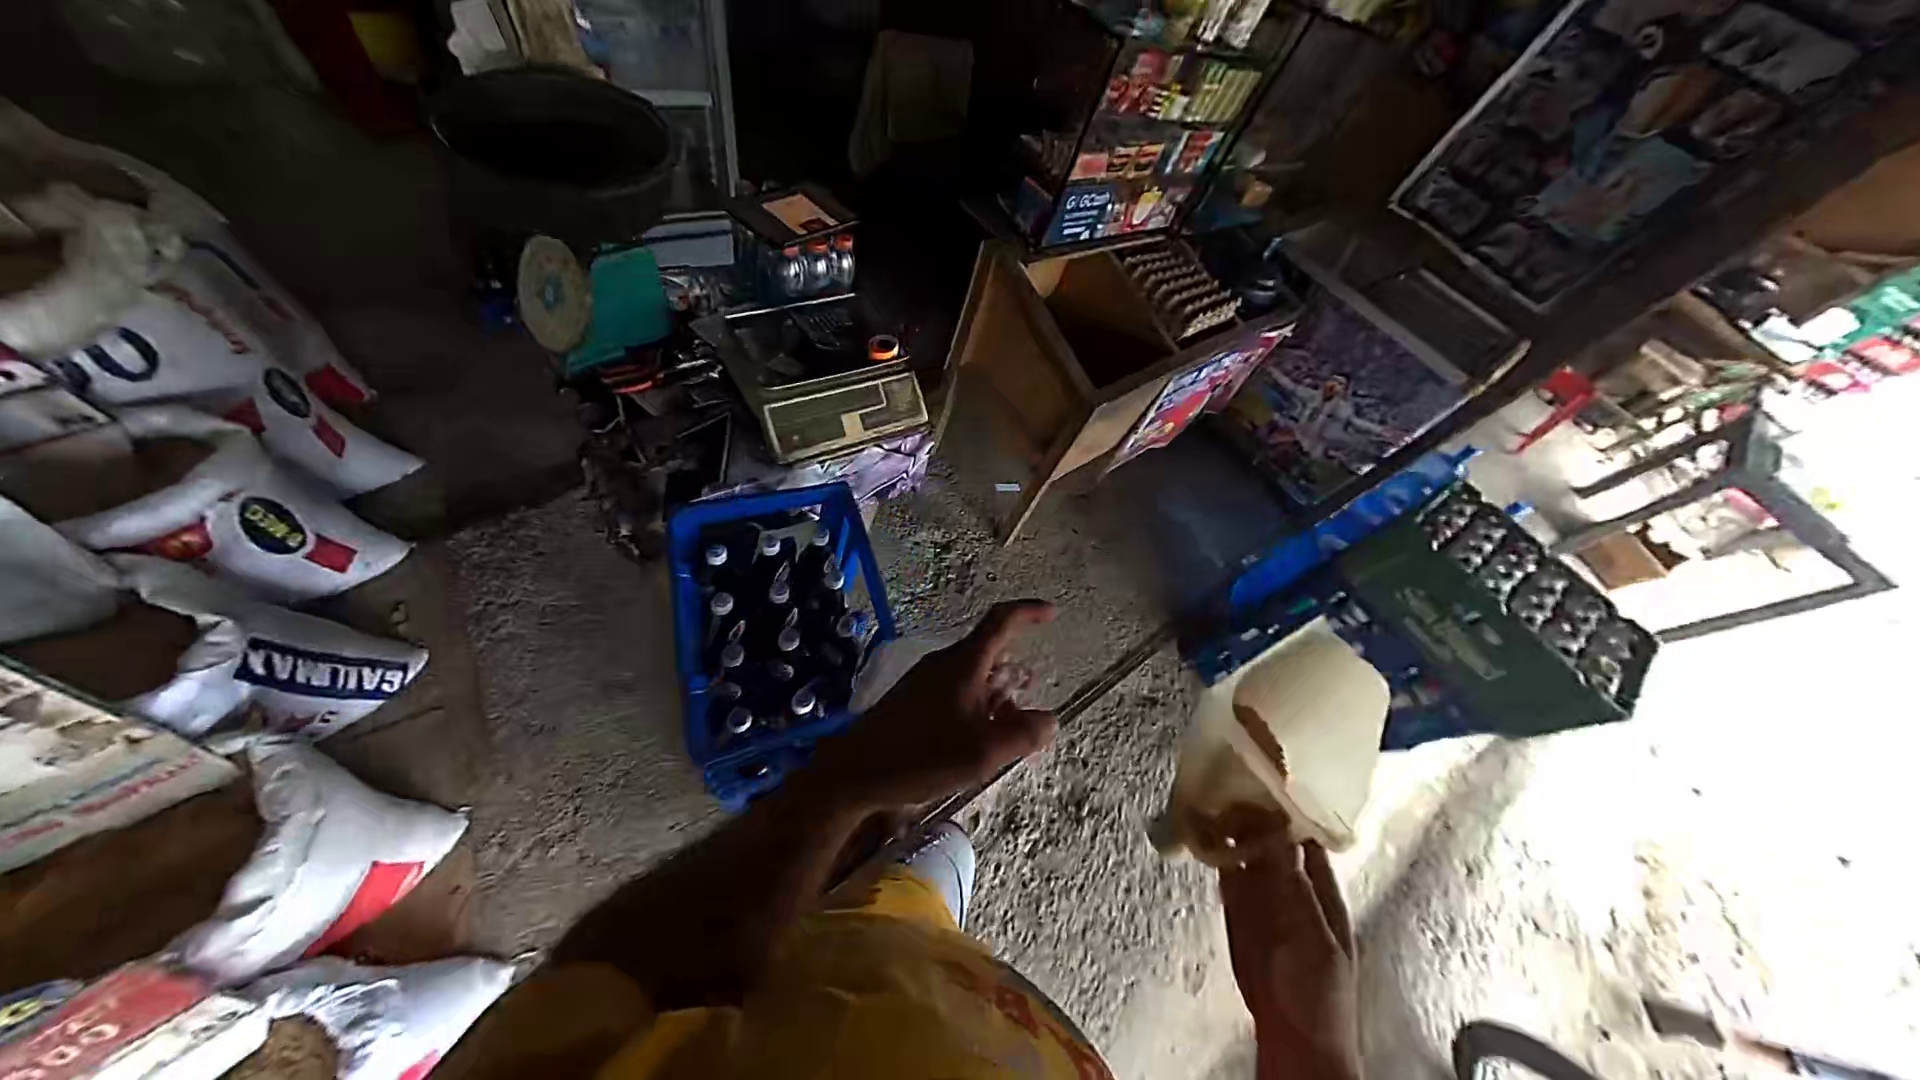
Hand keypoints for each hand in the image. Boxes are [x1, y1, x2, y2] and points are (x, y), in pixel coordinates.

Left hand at [807, 600, 1057, 810]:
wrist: (855, 771)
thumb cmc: (922, 756)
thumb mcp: (983, 751)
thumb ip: (1023, 734)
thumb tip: (1049, 720)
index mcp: (963, 664)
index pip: (1001, 621)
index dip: (1028, 612)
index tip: (1051, 613)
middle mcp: (943, 664)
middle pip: (989, 656)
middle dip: (1014, 677)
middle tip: (1029, 705)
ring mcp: (925, 682)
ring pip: (972, 678)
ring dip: (996, 698)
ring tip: (1008, 730)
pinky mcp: (912, 701)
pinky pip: (955, 693)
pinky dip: (975, 708)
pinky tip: (976, 740)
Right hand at [1206, 805, 1360, 1079]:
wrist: (1291, 1034)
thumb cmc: (1317, 989)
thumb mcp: (1311, 933)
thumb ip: (1291, 883)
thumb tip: (1276, 832)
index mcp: (1320, 887)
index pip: (1303, 836)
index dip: (1286, 808)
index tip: (1263, 779)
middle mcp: (1290, 882)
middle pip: (1269, 837)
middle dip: (1249, 811)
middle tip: (1224, 780)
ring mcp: (1262, 893)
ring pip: (1245, 849)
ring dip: (1228, 826)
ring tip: (1207, 795)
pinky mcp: (1237, 905)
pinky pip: (1225, 869)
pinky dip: (1214, 850)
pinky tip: (1201, 829)